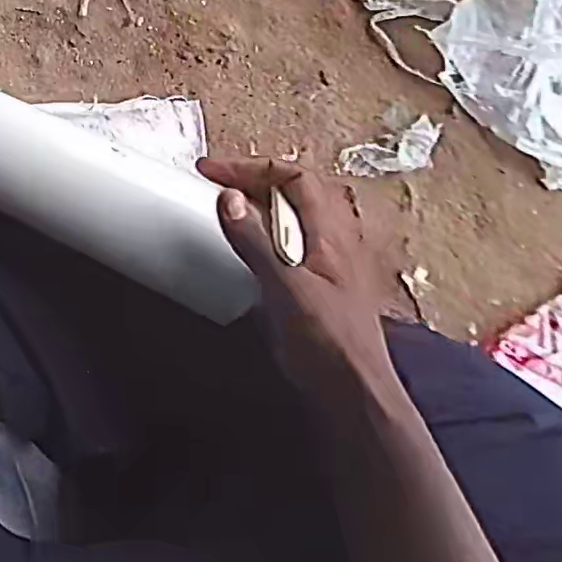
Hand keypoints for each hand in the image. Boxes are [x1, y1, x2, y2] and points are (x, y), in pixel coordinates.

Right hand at [196, 157, 392, 394]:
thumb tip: (227, 198)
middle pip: (290, 192)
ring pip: (283, 216)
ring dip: (250, 203)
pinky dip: (251, 230)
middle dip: (249, 178)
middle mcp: (327, 243)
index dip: (252, 167)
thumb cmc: (328, 341)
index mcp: (331, 236)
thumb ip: (255, 242)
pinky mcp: (303, 284)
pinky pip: (275, 241)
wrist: (350, 393)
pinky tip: (233, 244)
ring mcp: (317, 263)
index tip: (212, 172)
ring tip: (216, 204)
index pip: (295, 178)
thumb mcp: (286, 286)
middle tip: (211, 181)